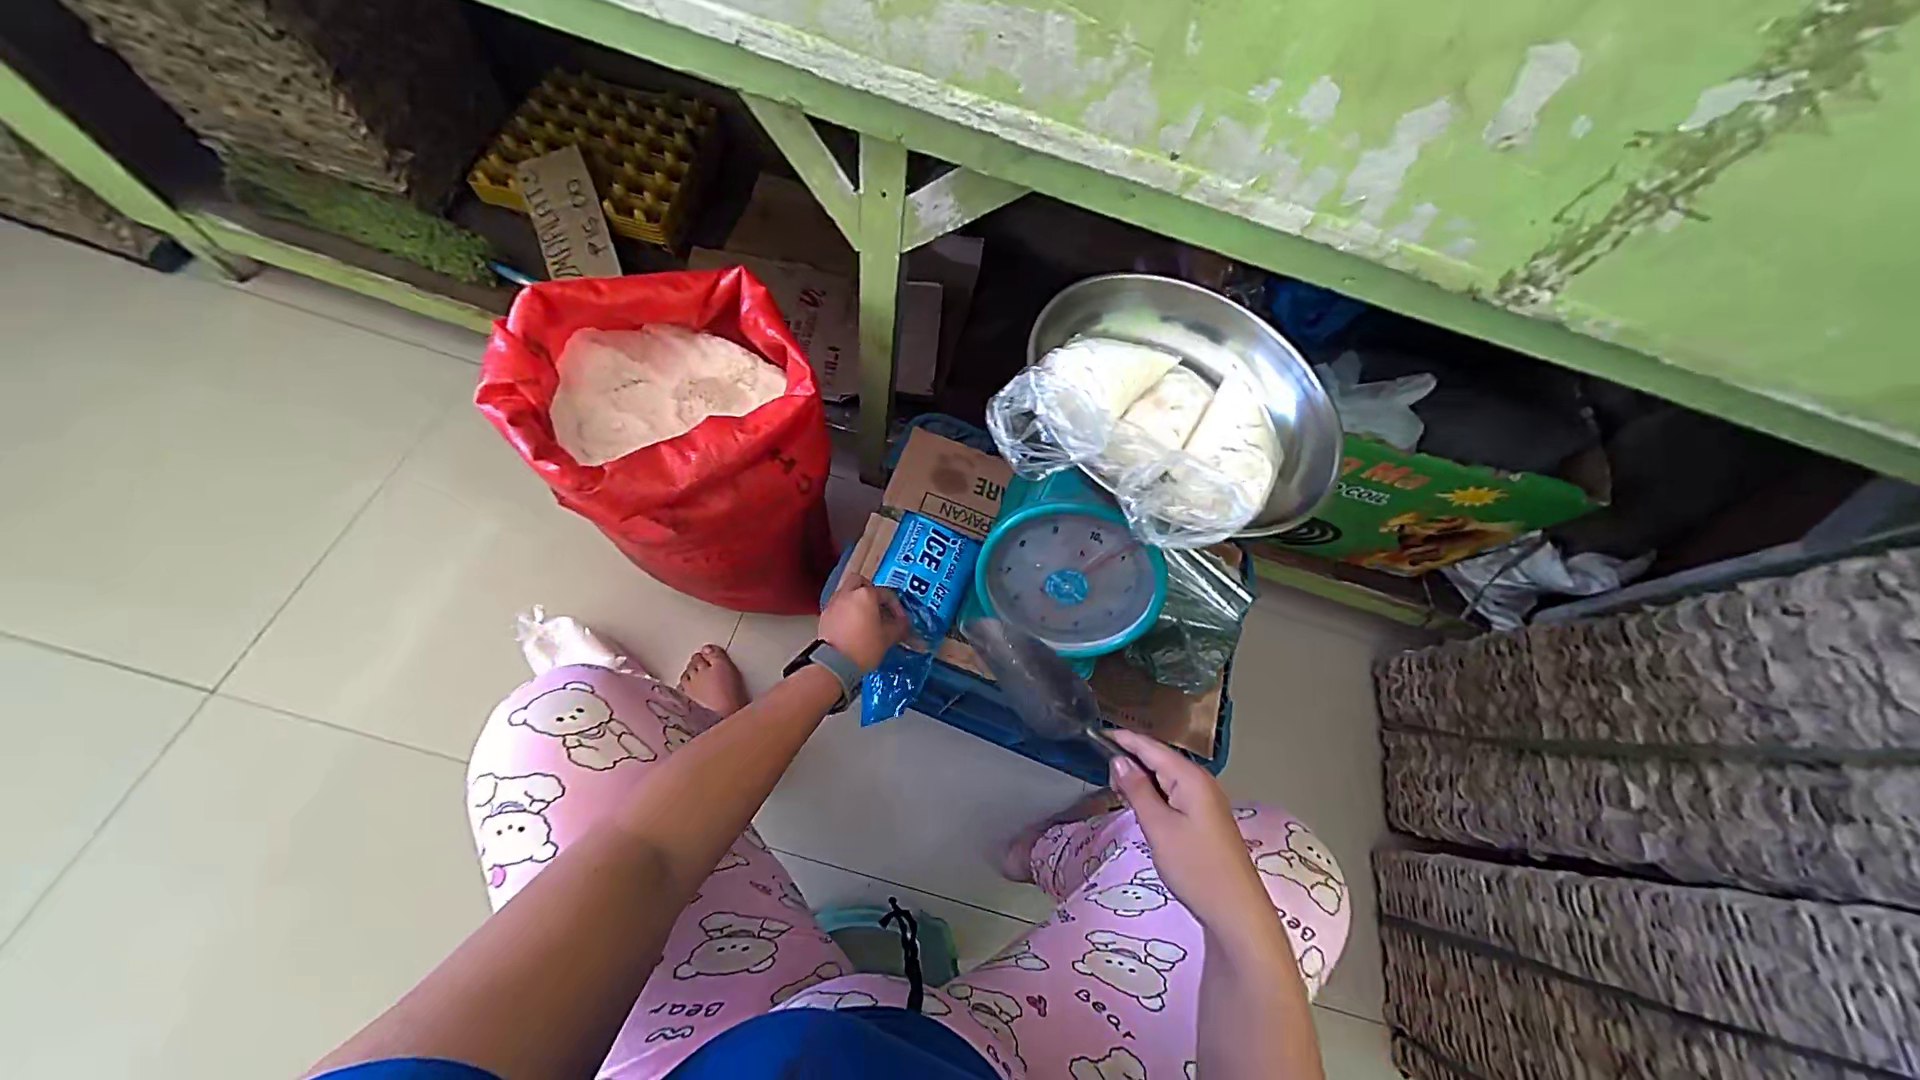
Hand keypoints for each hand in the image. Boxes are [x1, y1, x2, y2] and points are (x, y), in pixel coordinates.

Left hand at [818, 579, 908, 671]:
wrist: (834, 664)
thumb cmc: (864, 647)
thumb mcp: (888, 638)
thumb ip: (900, 628)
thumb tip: (905, 626)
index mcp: (866, 595)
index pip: (887, 594)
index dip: (897, 607)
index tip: (901, 621)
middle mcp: (848, 594)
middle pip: (860, 581)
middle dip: (870, 590)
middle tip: (878, 605)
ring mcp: (834, 604)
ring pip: (847, 592)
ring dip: (857, 600)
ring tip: (865, 617)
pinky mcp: (825, 616)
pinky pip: (838, 606)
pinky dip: (846, 611)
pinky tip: (853, 625)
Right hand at [1106, 728, 1275, 935]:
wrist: (1236, 913)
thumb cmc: (1196, 868)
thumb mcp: (1158, 827)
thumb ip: (1136, 790)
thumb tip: (1118, 760)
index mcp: (1190, 778)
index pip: (1151, 747)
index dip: (1123, 739)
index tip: (1096, 734)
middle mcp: (1201, 781)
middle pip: (1159, 758)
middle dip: (1131, 760)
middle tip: (1104, 775)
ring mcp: (1206, 800)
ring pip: (1166, 777)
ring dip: (1142, 779)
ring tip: (1117, 790)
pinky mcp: (1205, 817)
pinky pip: (1174, 793)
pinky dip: (1155, 794)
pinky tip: (1142, 805)